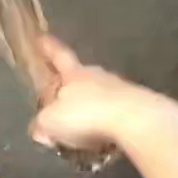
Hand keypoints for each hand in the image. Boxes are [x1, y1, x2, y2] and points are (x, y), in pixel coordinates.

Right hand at [28, 35, 158, 152]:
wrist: (136, 121)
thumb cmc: (85, 115)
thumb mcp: (49, 122)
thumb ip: (41, 124)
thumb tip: (40, 129)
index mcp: (74, 74)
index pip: (58, 56)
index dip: (49, 48)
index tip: (41, 37)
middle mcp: (97, 75)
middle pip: (79, 78)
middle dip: (68, 88)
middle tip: (58, 103)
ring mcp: (120, 89)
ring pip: (97, 96)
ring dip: (87, 110)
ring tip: (78, 131)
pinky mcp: (136, 106)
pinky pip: (112, 113)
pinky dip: (102, 124)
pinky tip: (98, 140)